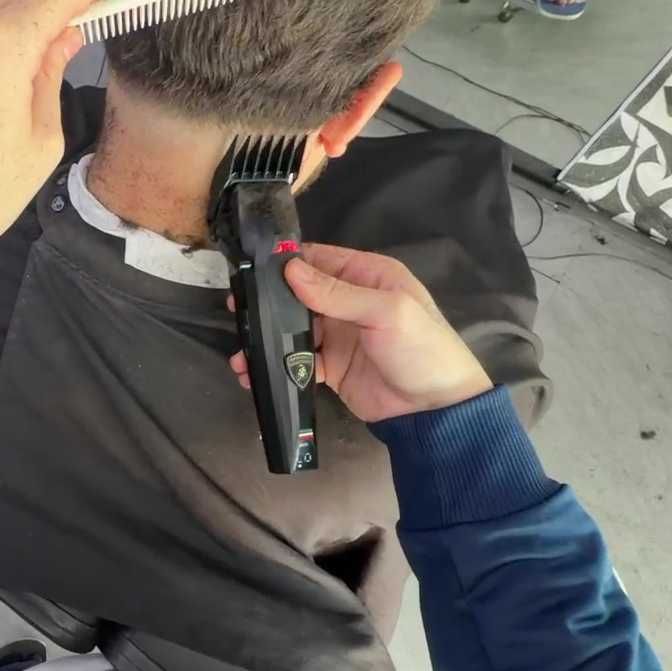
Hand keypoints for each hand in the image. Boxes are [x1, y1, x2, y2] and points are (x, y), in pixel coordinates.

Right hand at [228, 243, 491, 421]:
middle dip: (267, 305)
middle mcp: (349, 302)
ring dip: (266, 340)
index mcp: (367, 276)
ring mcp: (337, 335)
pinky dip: (275, 367)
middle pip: (298, 296)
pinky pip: (295, 361)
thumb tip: (290, 269)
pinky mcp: (329, 366)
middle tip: (236, 312)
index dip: (285, 264)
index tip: (252, 273)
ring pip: (291, 330)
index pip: (318, 260)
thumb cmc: (421, 349)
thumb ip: (336, 292)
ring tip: (241, 354)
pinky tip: (253, 374)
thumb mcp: (385, 312)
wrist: (434, 410)